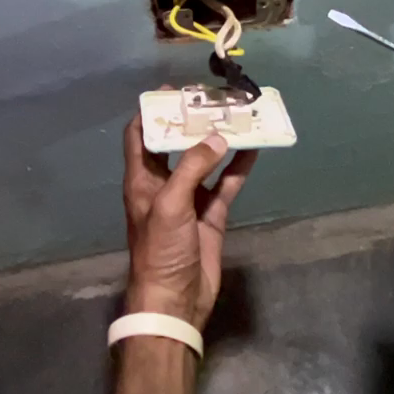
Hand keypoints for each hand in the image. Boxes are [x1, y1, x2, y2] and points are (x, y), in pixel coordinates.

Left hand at [121, 108, 256, 328]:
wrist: (174, 302)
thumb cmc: (160, 249)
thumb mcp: (170, 204)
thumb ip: (192, 167)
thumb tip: (217, 138)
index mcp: (142, 179)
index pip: (140, 135)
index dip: (152, 112)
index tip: (171, 91)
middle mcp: (163, 184)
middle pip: (175, 144)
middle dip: (191, 122)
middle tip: (212, 99)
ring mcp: (189, 199)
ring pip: (205, 161)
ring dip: (218, 142)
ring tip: (237, 116)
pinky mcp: (210, 215)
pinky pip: (225, 185)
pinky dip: (238, 168)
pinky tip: (254, 150)